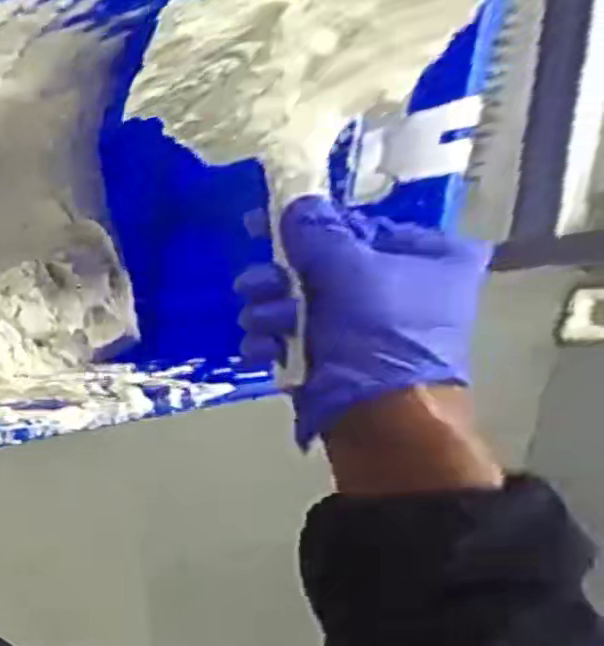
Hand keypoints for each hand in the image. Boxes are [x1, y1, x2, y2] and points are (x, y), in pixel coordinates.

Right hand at [234, 196, 491, 448]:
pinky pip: (282, 336)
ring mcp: (355, 323)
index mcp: (425, 256)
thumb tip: (297, 204)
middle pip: (314, 269)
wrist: (375, 408)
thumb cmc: (379, 333)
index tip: (260, 227)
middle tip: (254, 287)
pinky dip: (266, 341)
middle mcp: (392, 286)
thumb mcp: (352, 273)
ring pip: (290, 304)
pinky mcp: (322, 353)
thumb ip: (320, 238)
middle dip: (278, 281)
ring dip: (267, 313)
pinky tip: (263, 350)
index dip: (306, 231)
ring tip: (265, 327)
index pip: (354, 230)